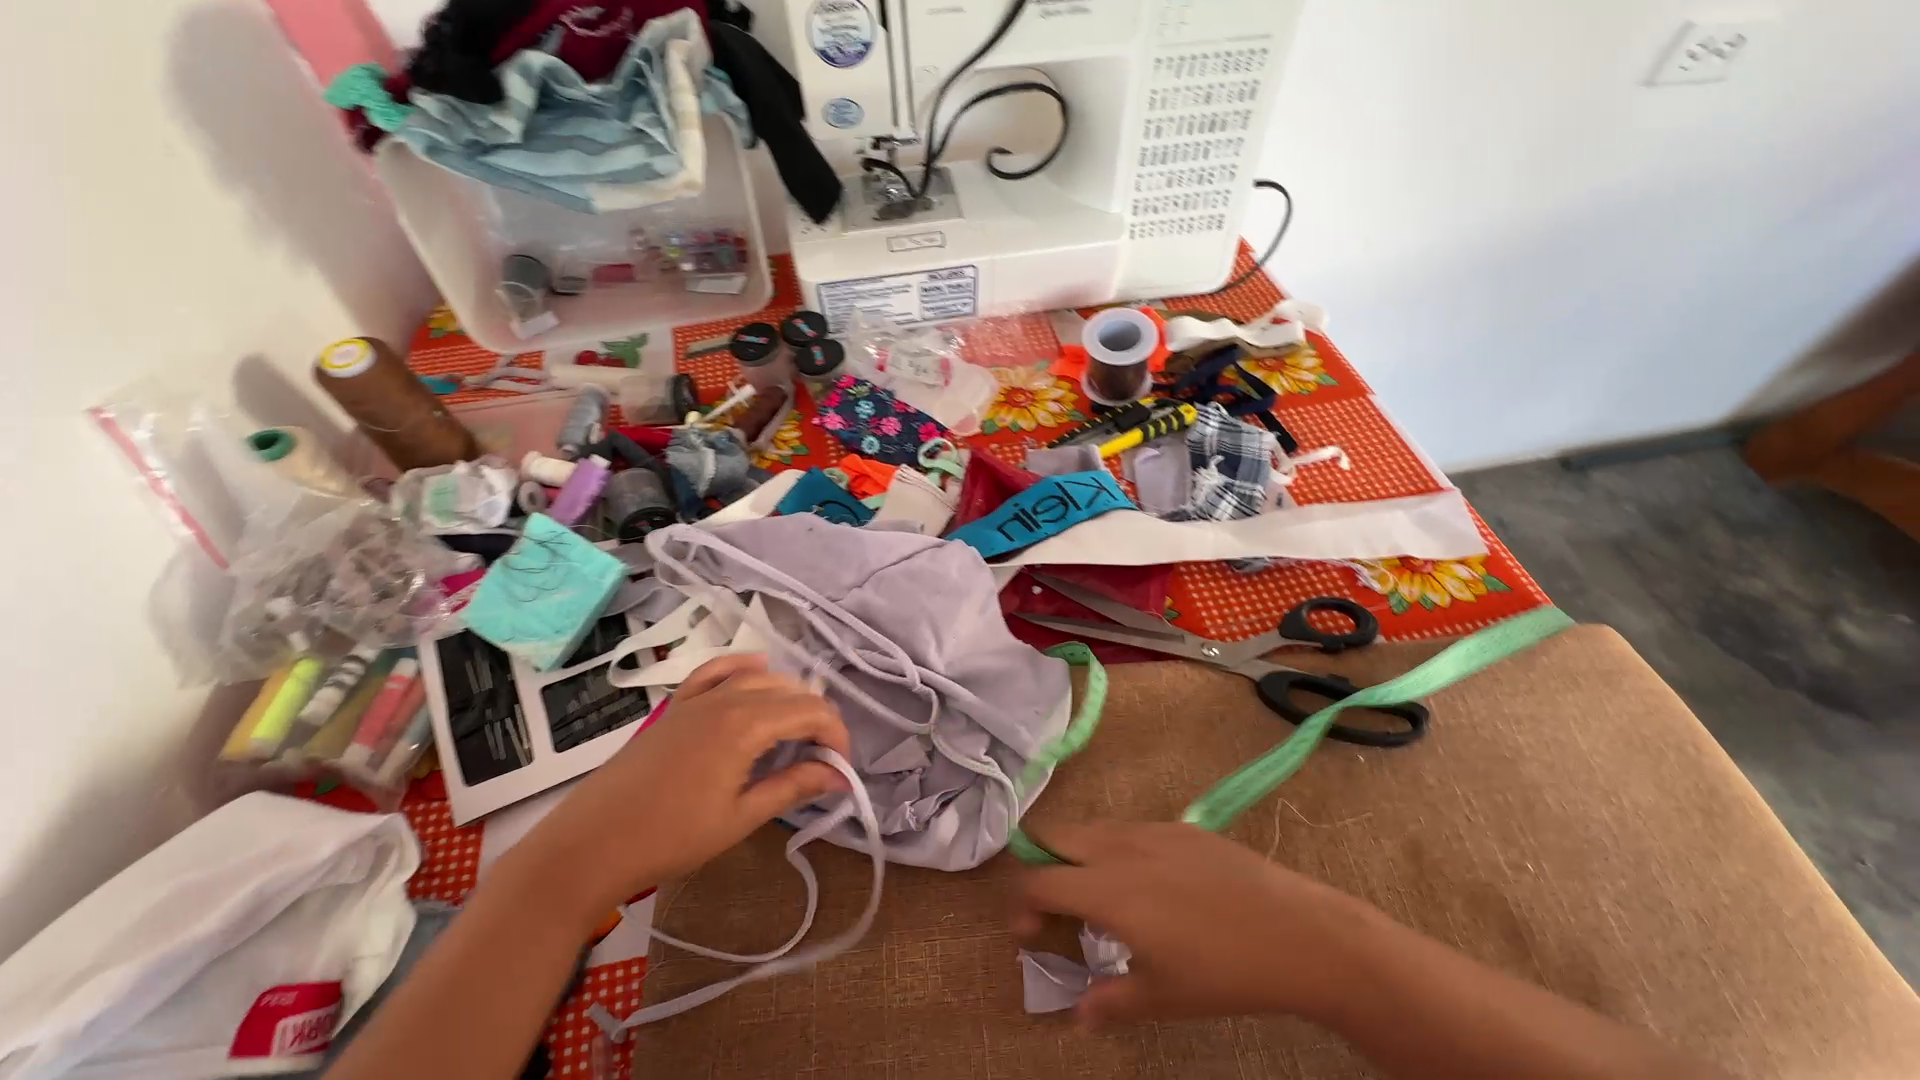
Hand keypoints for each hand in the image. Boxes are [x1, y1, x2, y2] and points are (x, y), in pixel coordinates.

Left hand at [504, 655, 851, 927]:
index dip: (836, 737)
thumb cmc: (671, 836)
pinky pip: (715, 670)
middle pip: (790, 691)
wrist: (593, 842)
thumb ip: (793, 787)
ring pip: (758, 677)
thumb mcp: (741, 817)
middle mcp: (725, 699)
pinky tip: (755, 672)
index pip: (811, 712)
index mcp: (745, 725)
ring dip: (787, 697)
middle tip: (822, 760)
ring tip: (796, 732)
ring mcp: (697, 698)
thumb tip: (840, 778)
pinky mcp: (676, 706)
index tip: (840, 770)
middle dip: (816, 719)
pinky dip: (742, 668)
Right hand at [1012, 822, 1373, 1028]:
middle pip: (1053, 835)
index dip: (1020, 905)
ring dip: (1076, 855)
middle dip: (1039, 865)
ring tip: (1099, 898)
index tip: (1028, 934)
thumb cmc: (1225, 973)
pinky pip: (1128, 828)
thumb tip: (1078, 1015)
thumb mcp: (1162, 997)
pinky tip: (1147, 884)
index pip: (1038, 880)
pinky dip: (1114, 849)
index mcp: (1107, 889)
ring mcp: (1152, 831)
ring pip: (1091, 828)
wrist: (1299, 934)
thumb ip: (1110, 1001)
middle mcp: (1120, 848)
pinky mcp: (1182, 826)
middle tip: (1055, 908)